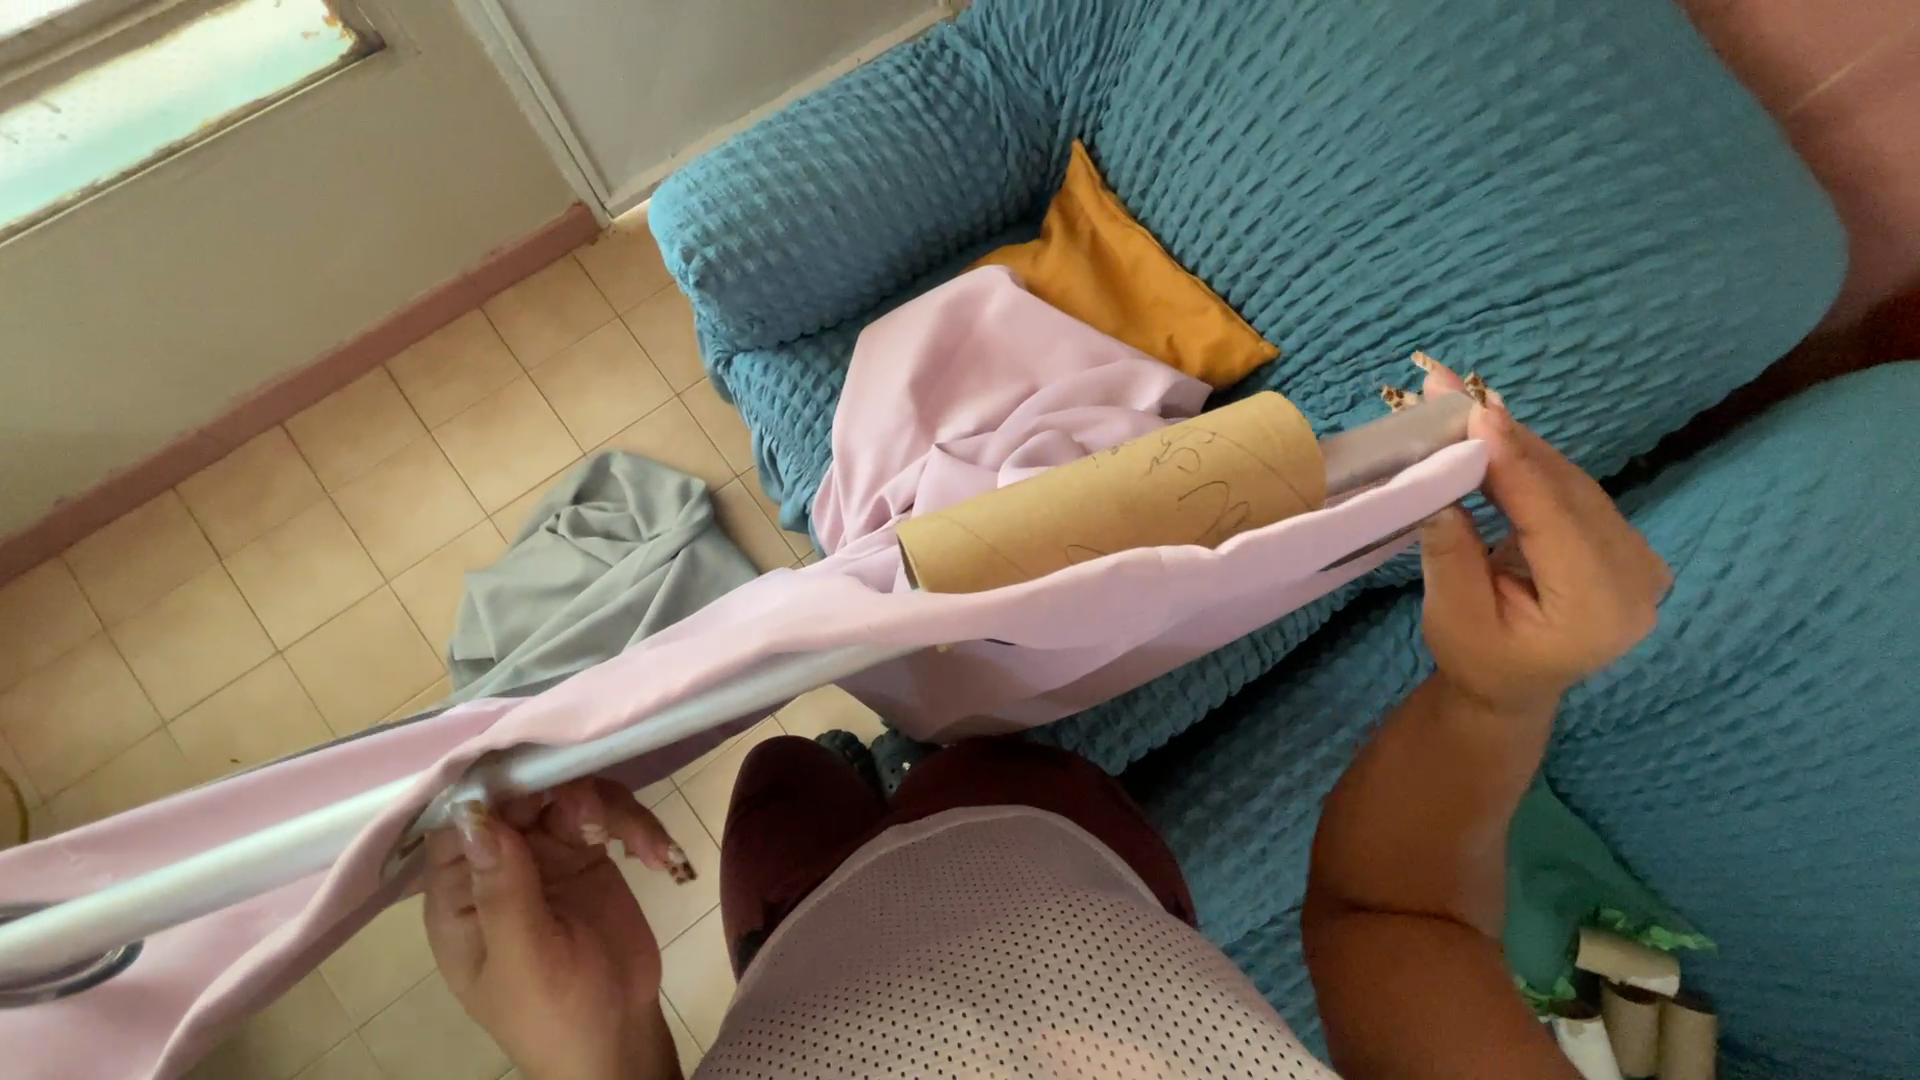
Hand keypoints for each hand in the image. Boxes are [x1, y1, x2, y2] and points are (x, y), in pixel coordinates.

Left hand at [422, 778, 694, 1079]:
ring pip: (575, 796)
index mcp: (462, 894)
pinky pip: (613, 815)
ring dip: (616, 811)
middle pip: (526, 795)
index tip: (540, 774)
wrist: (618, 1035)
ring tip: (646, 847)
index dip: (496, 790)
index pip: (463, 822)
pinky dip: (641, 826)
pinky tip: (660, 857)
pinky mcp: (593, 854)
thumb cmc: (555, 1013)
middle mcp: (502, 864)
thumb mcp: (525, 959)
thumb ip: (503, 890)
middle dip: (569, 794)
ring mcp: (550, 855)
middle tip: (601, 821)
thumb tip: (476, 816)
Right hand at [1414, 360, 1671, 716]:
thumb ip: (1452, 558)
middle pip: (1568, 492)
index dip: (1517, 467)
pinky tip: (1494, 429)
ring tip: (1466, 399)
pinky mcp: (1617, 540)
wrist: (1511, 685)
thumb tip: (1439, 493)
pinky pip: (1570, 489)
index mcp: (1599, 608)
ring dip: (1516, 441)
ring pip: (1570, 482)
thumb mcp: (1453, 616)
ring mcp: (1635, 555)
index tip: (1478, 417)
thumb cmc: (1477, 658)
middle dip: (1510, 440)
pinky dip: (1528, 459)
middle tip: (1458, 392)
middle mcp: (1636, 576)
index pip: (1557, 523)